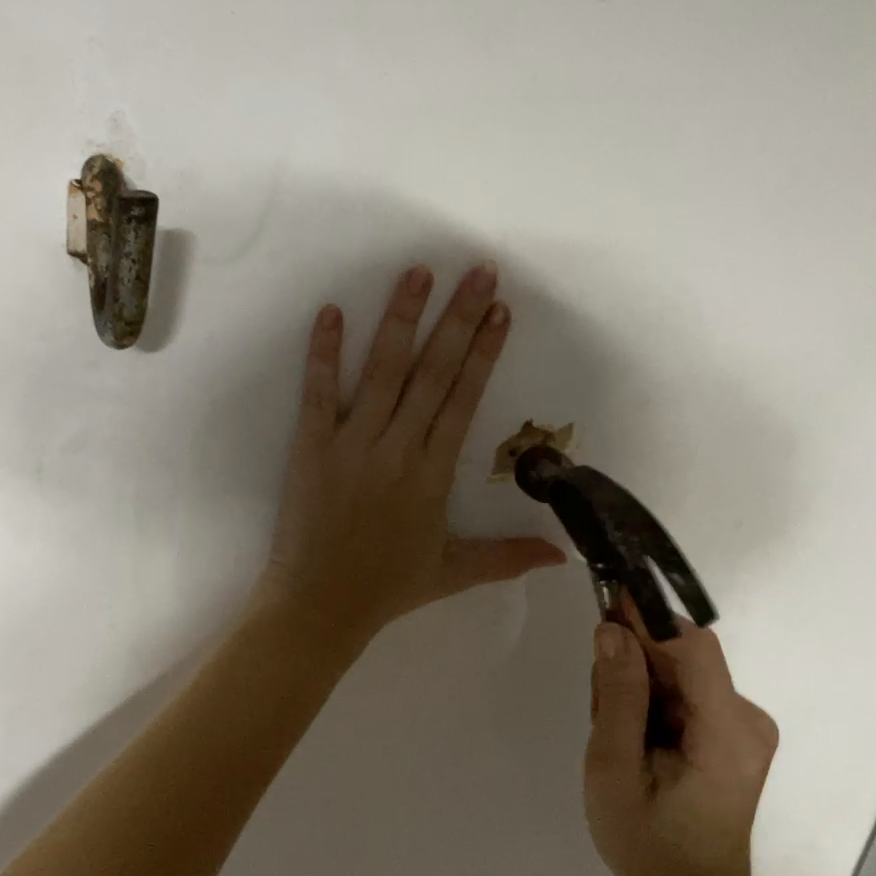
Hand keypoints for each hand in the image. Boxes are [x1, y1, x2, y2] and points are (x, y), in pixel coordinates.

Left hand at [257, 263, 566, 648]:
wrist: (320, 604)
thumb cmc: (387, 586)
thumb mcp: (453, 572)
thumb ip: (507, 556)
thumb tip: (563, 556)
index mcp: (434, 473)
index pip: (465, 399)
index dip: (484, 351)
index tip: (501, 310)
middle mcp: (399, 448)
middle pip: (434, 373)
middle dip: (458, 319)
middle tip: (477, 271)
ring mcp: (353, 443)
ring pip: (383, 371)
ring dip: (401, 319)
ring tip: (417, 273)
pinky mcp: (312, 446)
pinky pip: (318, 392)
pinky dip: (323, 352)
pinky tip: (329, 312)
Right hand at [585, 621, 778, 875]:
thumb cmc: (648, 844)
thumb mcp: (614, 771)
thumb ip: (616, 697)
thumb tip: (612, 628)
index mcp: (727, 735)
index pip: (695, 646)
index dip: (648, 618)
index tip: (603, 609)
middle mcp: (747, 720)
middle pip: (682, 655)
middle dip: (633, 662)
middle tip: (600, 706)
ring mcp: (742, 726)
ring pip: (677, 669)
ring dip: (637, 684)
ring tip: (616, 734)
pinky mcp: (731, 732)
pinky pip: (683, 689)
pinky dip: (650, 700)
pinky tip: (633, 736)